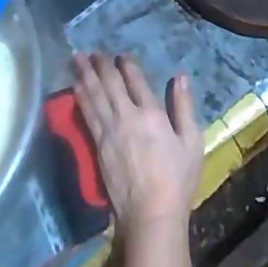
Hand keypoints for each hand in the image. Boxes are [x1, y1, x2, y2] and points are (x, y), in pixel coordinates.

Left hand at [72, 52, 202, 233]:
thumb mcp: (191, 140)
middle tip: (91, 51)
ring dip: (84, 77)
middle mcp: (126, 118)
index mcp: (151, 114)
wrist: (151, 215)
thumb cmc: (178, 178)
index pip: (135, 81)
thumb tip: (180, 76)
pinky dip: (80, 99)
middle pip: (109, 85)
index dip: (127, 65)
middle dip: (100, 66)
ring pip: (93, 98)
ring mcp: (108, 134)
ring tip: (76, 60)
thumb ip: (184, 106)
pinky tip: (76, 90)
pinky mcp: (97, 149)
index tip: (121, 54)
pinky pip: (87, 116)